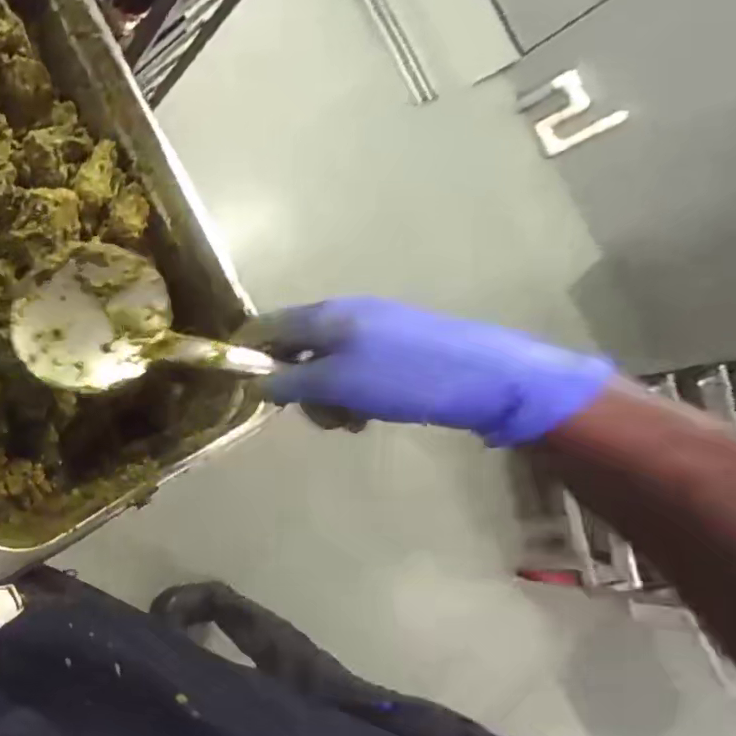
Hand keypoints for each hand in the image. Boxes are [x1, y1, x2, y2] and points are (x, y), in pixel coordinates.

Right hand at [250, 298, 614, 446]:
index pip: (265, 325)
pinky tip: (366, 415)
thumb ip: (288, 383)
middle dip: (295, 386)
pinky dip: (349, 395)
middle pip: (293, 350)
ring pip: (323, 367)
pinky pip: (351, 371)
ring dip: (324, 398)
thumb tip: (255, 383)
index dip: (247, 354)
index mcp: (326, 315)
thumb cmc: (403, 378)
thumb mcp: (336, 384)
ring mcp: (371, 330)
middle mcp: (344, 315)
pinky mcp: (394, 348)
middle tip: (315, 415)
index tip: (244, 389)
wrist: (491, 379)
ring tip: (348, 421)